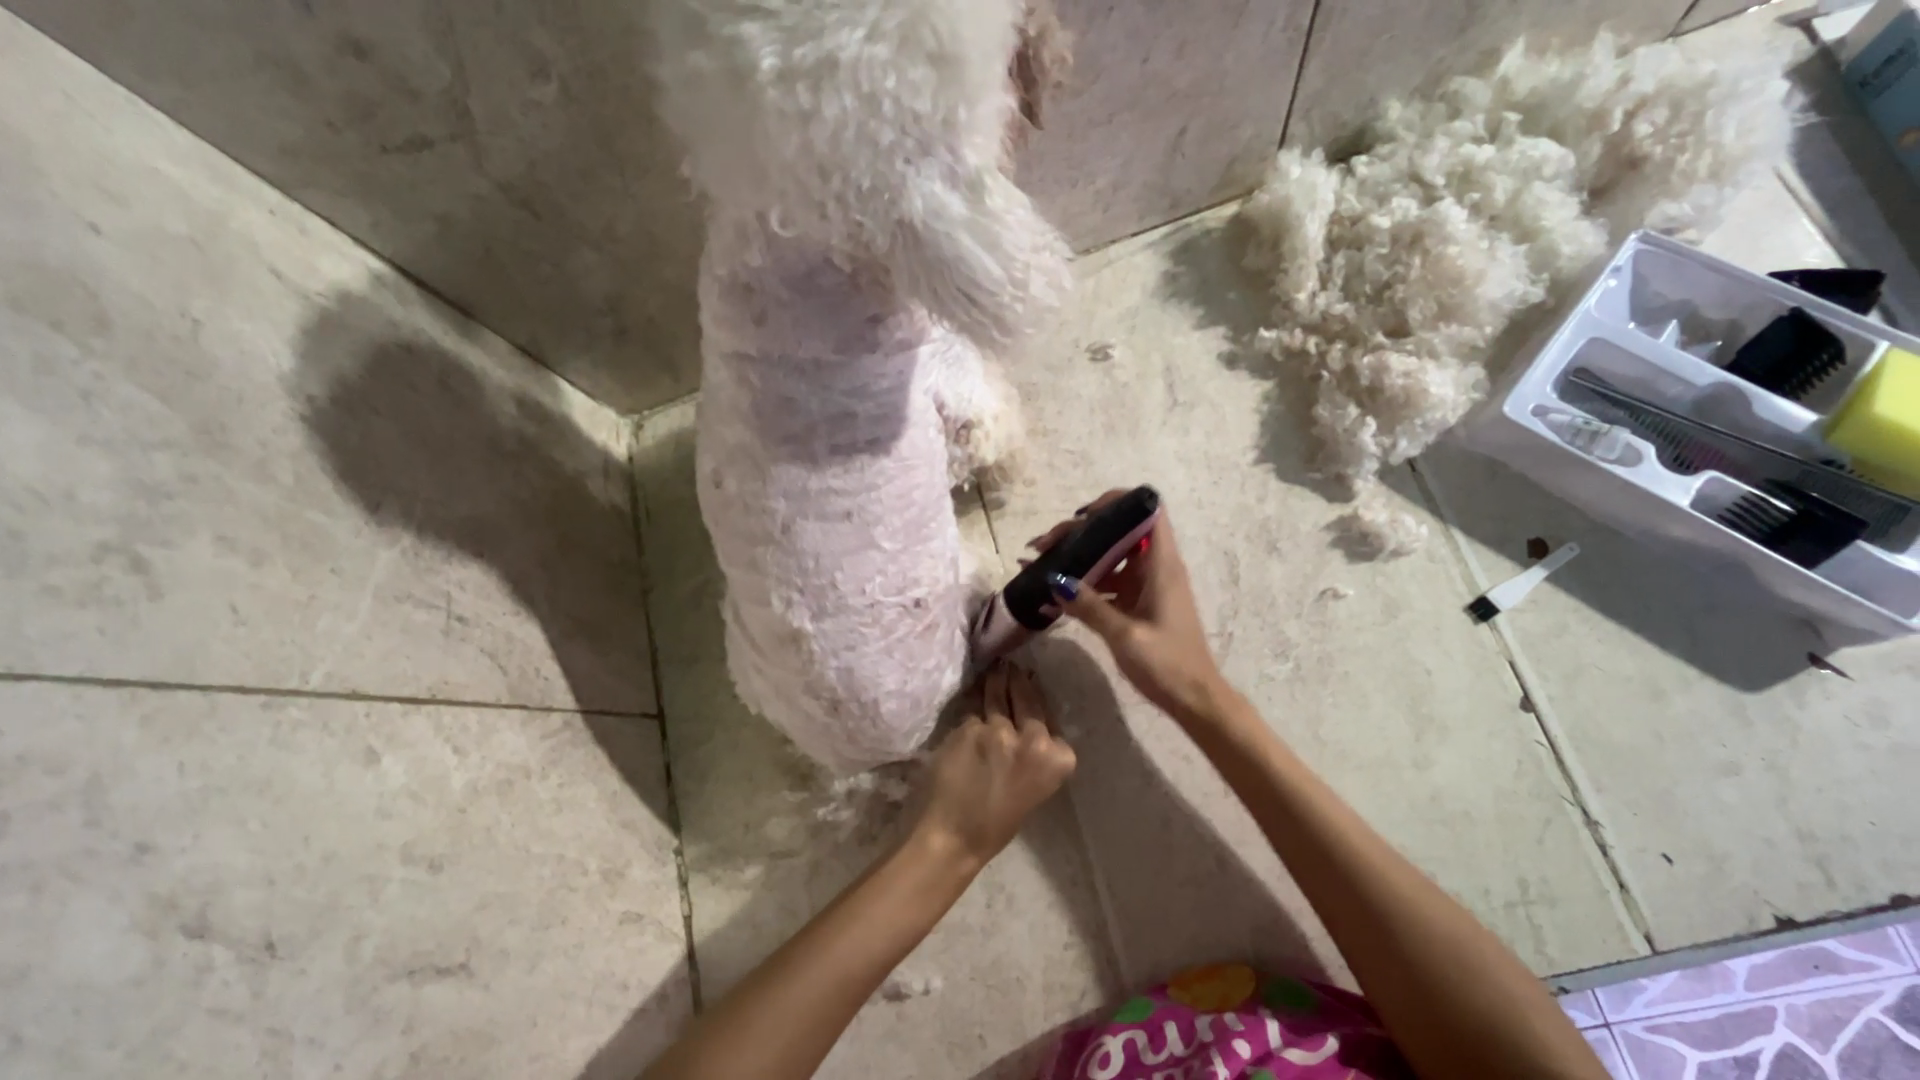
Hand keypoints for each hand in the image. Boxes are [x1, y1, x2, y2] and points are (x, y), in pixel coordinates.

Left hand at [911, 664, 1075, 872]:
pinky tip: (971, 696)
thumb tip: (1024, 720)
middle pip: (1026, 699)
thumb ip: (1033, 752)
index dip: (1039, 707)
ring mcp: (999, 730)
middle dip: (1018, 680)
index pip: (1051, 721)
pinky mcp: (969, 727)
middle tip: (1013, 665)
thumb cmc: (994, 821)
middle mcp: (1034, 740)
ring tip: (995, 669)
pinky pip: (971, 711)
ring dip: (995, 681)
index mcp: (1058, 760)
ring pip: (996, 696)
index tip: (1034, 692)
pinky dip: (970, 708)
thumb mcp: (1031, 785)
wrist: (953, 835)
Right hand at [1031, 491, 1227, 722]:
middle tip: (1044, 547)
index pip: (1148, 511)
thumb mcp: (1125, 636)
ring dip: (1078, 557)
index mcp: (1161, 565)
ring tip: (1040, 564)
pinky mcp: (1139, 604)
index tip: (1082, 517)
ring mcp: (1147, 585)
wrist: (1195, 699)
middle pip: (1119, 531)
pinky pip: (1109, 581)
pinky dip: (1084, 582)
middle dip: (1081, 533)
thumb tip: (1055, 582)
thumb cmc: (1168, 665)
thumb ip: (1090, 606)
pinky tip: (1055, 591)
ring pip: (1110, 556)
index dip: (1116, 503)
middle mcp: (1155, 567)